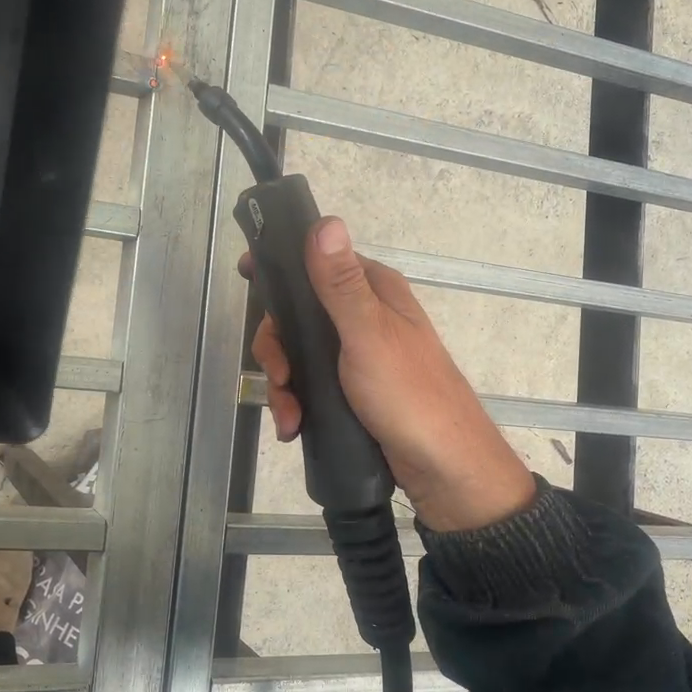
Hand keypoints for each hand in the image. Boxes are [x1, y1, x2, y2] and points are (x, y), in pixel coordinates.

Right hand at [245, 216, 534, 531]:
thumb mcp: (368, 334)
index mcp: (372, 290)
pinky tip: (294, 425)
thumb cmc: (409, 395)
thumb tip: (325, 222)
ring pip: (298, 352)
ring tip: (289, 416)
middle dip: (277, 348)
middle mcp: (363, 315)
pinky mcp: (350, 388)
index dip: (279, 269)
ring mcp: (356, 354)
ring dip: (284, 384)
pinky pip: (309, 383)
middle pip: (296, 314)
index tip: (247, 278)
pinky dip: (295, 402)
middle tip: (278, 376)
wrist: (444, 469)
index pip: (314, 262)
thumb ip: (340, 283)